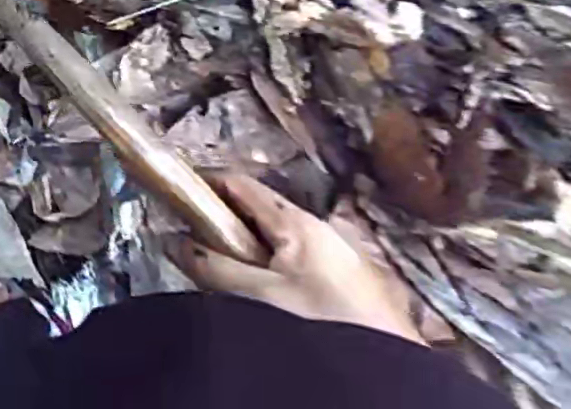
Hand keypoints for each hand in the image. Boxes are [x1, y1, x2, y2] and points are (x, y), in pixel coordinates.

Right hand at [179, 173, 424, 343]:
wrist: (400, 391)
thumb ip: (210, 265)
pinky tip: (268, 301)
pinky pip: (301, 267)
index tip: (176, 198)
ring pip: (280, 243)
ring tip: (229, 277)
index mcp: (299, 222)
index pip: (239, 183)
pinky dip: (275, 272)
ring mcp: (344, 262)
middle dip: (226, 225)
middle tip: (198, 245)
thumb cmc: (323, 327)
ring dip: (250, 253)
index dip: (204, 184)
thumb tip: (170, 239)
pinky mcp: (357, 292)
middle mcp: (324, 231)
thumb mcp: (257, 297)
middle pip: (259, 214)